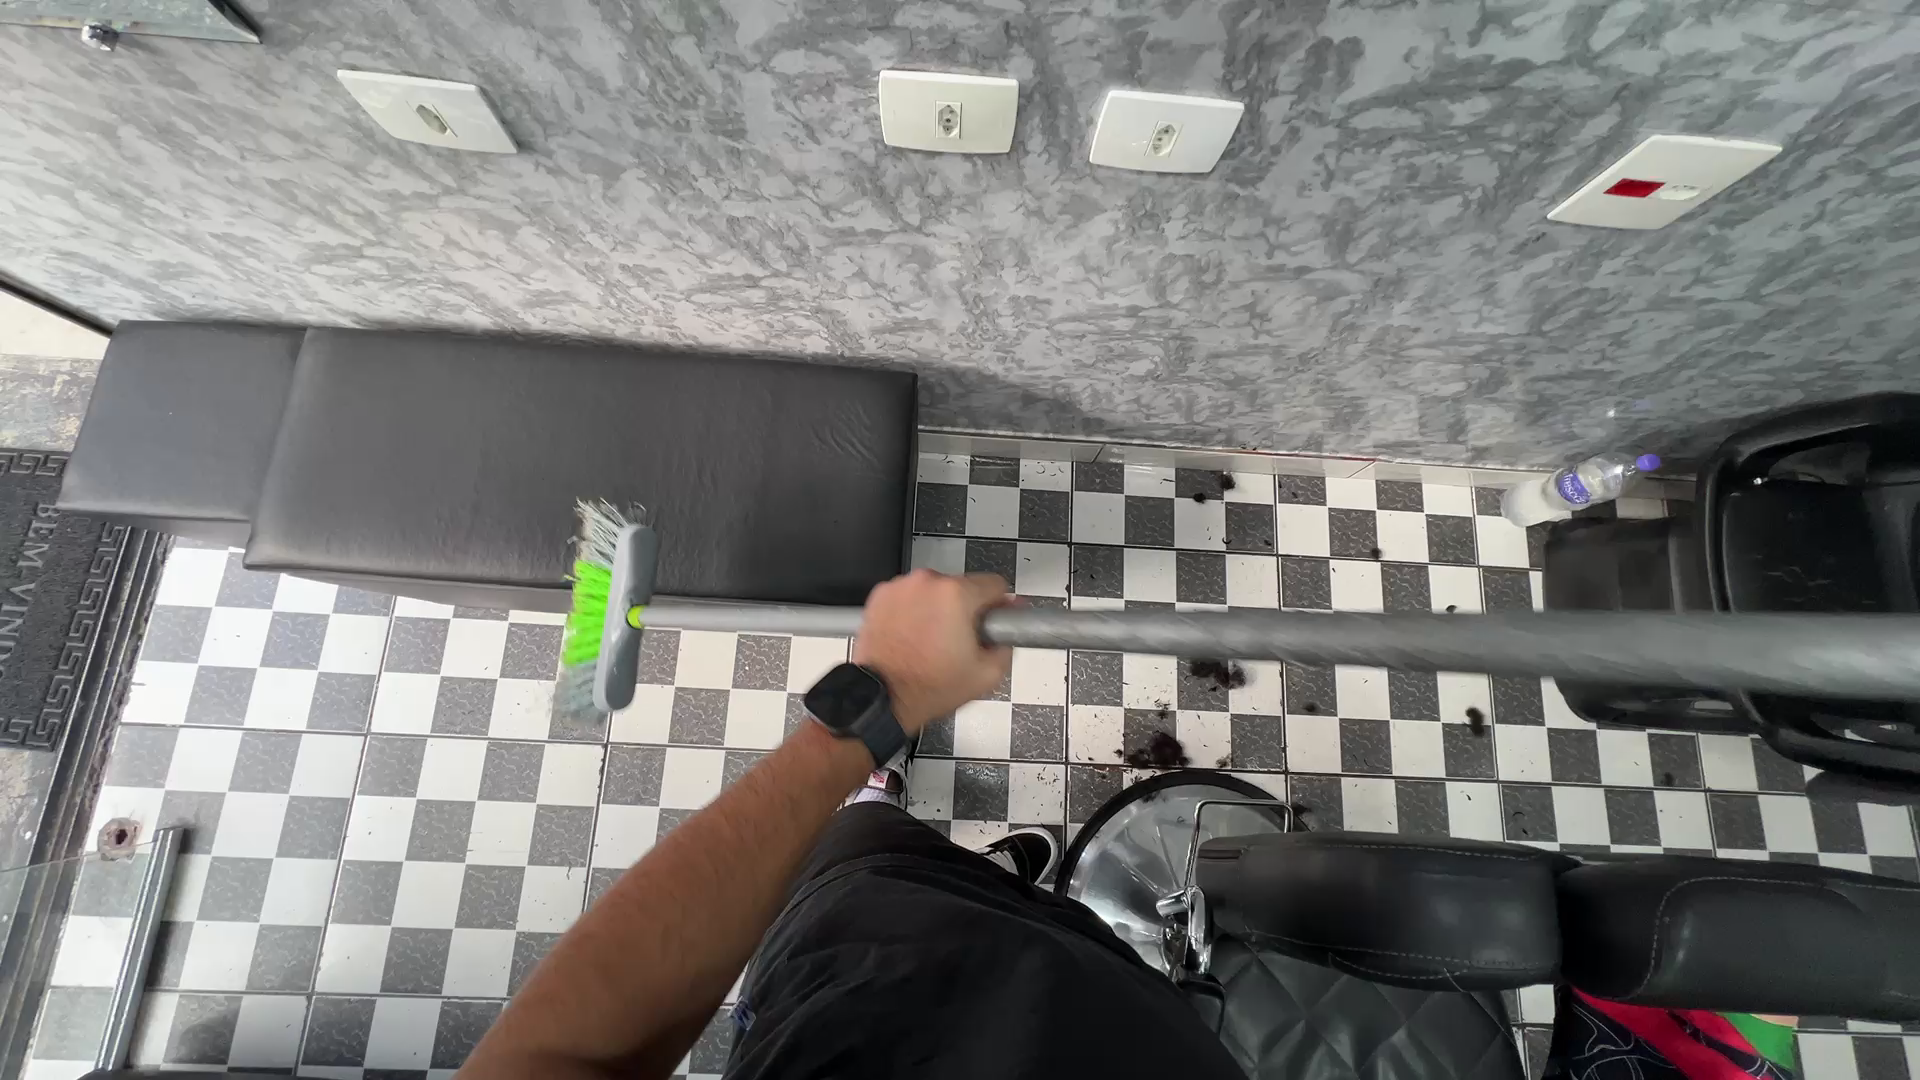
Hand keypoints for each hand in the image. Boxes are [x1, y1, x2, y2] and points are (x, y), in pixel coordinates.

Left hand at [853, 569, 1012, 734]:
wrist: (882, 698)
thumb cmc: (927, 686)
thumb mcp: (987, 674)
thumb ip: (1007, 644)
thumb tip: (1007, 629)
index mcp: (956, 594)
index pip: (995, 584)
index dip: (998, 605)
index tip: (992, 621)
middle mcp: (927, 582)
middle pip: (962, 587)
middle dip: (964, 609)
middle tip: (958, 640)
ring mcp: (900, 586)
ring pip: (934, 591)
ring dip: (937, 608)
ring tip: (931, 641)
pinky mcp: (881, 595)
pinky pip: (909, 596)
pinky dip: (913, 610)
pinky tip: (912, 636)